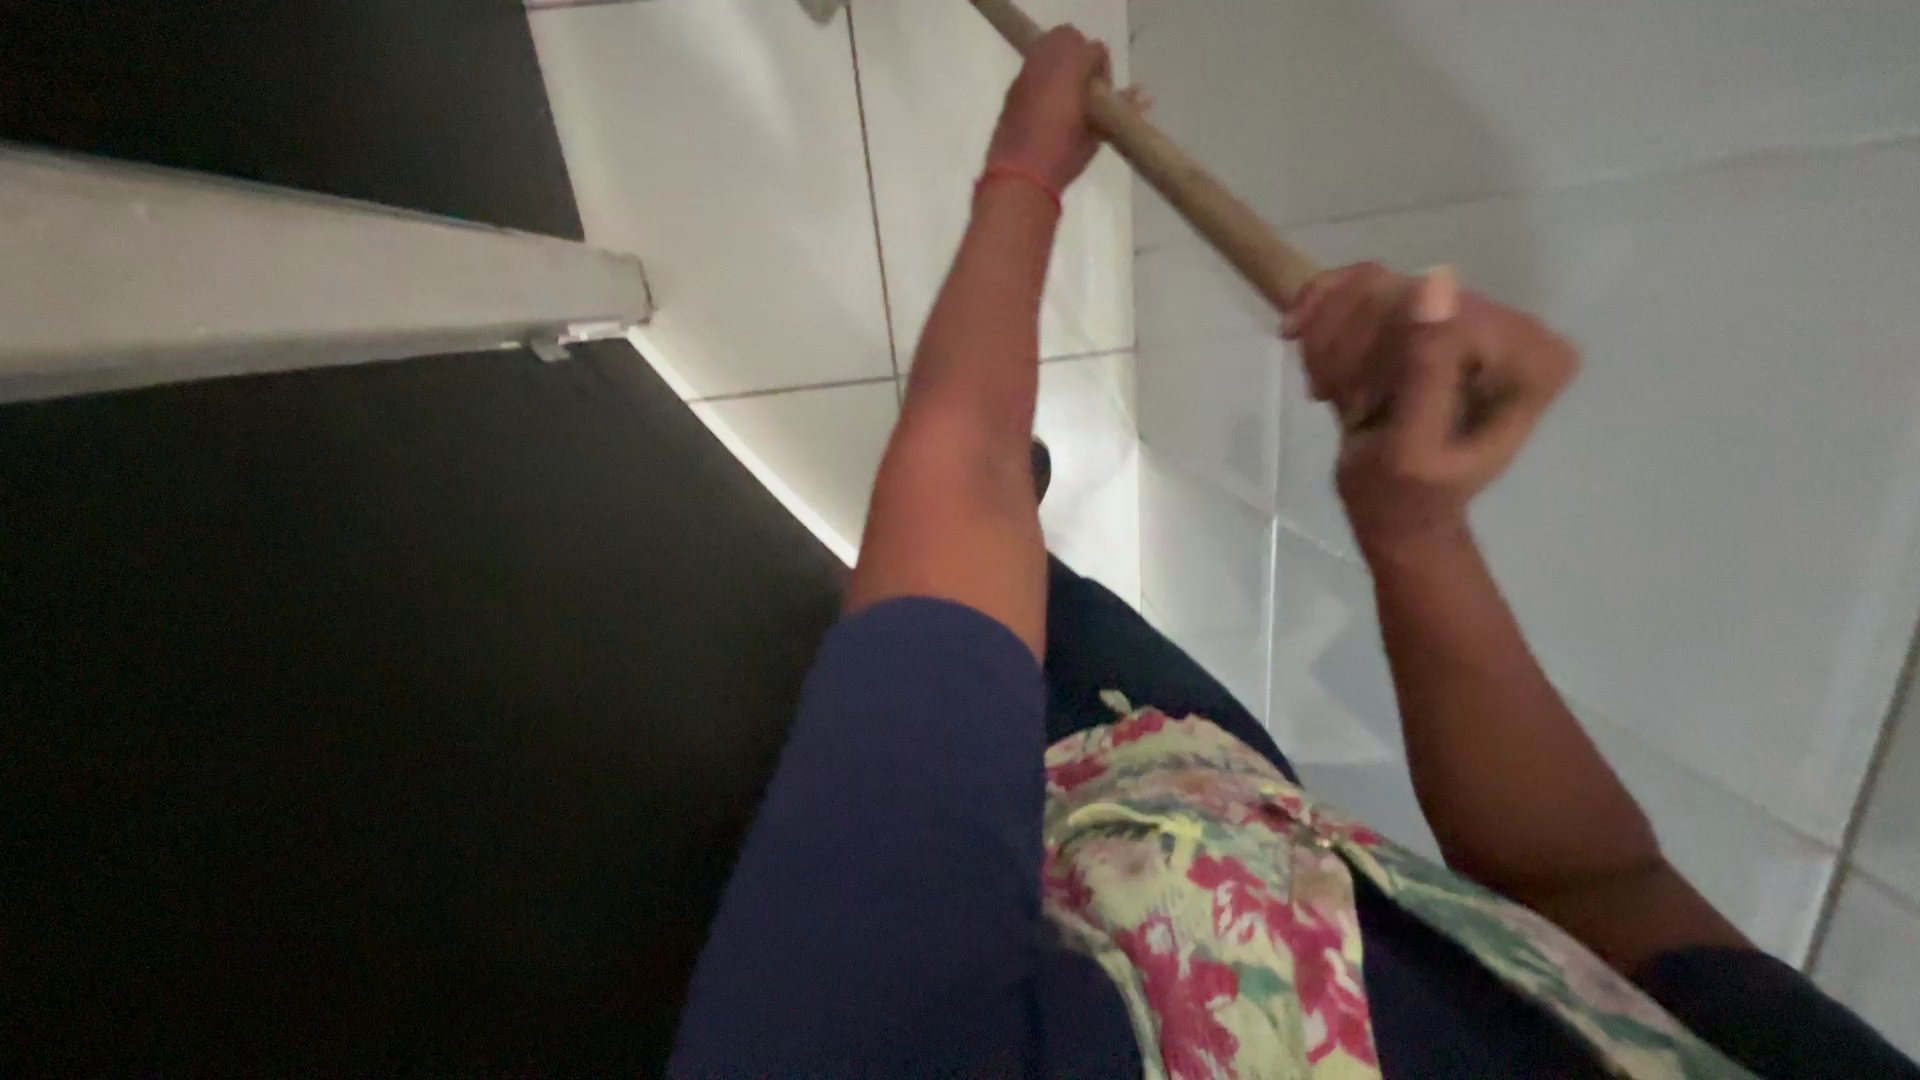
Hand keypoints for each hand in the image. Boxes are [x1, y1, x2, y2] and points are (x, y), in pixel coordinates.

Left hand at [984, 26, 1110, 191]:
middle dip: (1079, 60)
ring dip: (1059, 68)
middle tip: (1084, 93)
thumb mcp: (1097, 133)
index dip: (1103, 73)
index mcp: (1073, 64)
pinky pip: (1031, 73)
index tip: (1102, 98)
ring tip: (1066, 102)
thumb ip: (1120, 107)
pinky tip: (1046, 113)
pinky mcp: (1011, 90)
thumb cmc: (1063, 154)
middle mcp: (1047, 59)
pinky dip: (1041, 83)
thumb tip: (1146, 96)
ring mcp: (1026, 72)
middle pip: (1068, 39)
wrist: (1020, 176)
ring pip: (1046, 50)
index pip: (1096, 50)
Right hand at [1282, 263, 1577, 554]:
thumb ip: (1427, 370)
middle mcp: (1515, 331)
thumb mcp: (1410, 446)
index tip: (1324, 389)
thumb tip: (1435, 283)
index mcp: (1530, 358)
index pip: (1434, 307)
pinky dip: (1333, 329)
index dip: (1367, 337)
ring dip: (1334, 338)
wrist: (1397, 516)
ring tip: (1327, 390)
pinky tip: (1328, 375)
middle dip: (1346, 341)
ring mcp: (1476, 325)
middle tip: (1325, 393)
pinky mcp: (1441, 328)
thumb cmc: (1403, 495)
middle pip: (1407, 291)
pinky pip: (1373, 296)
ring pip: (1381, 289)